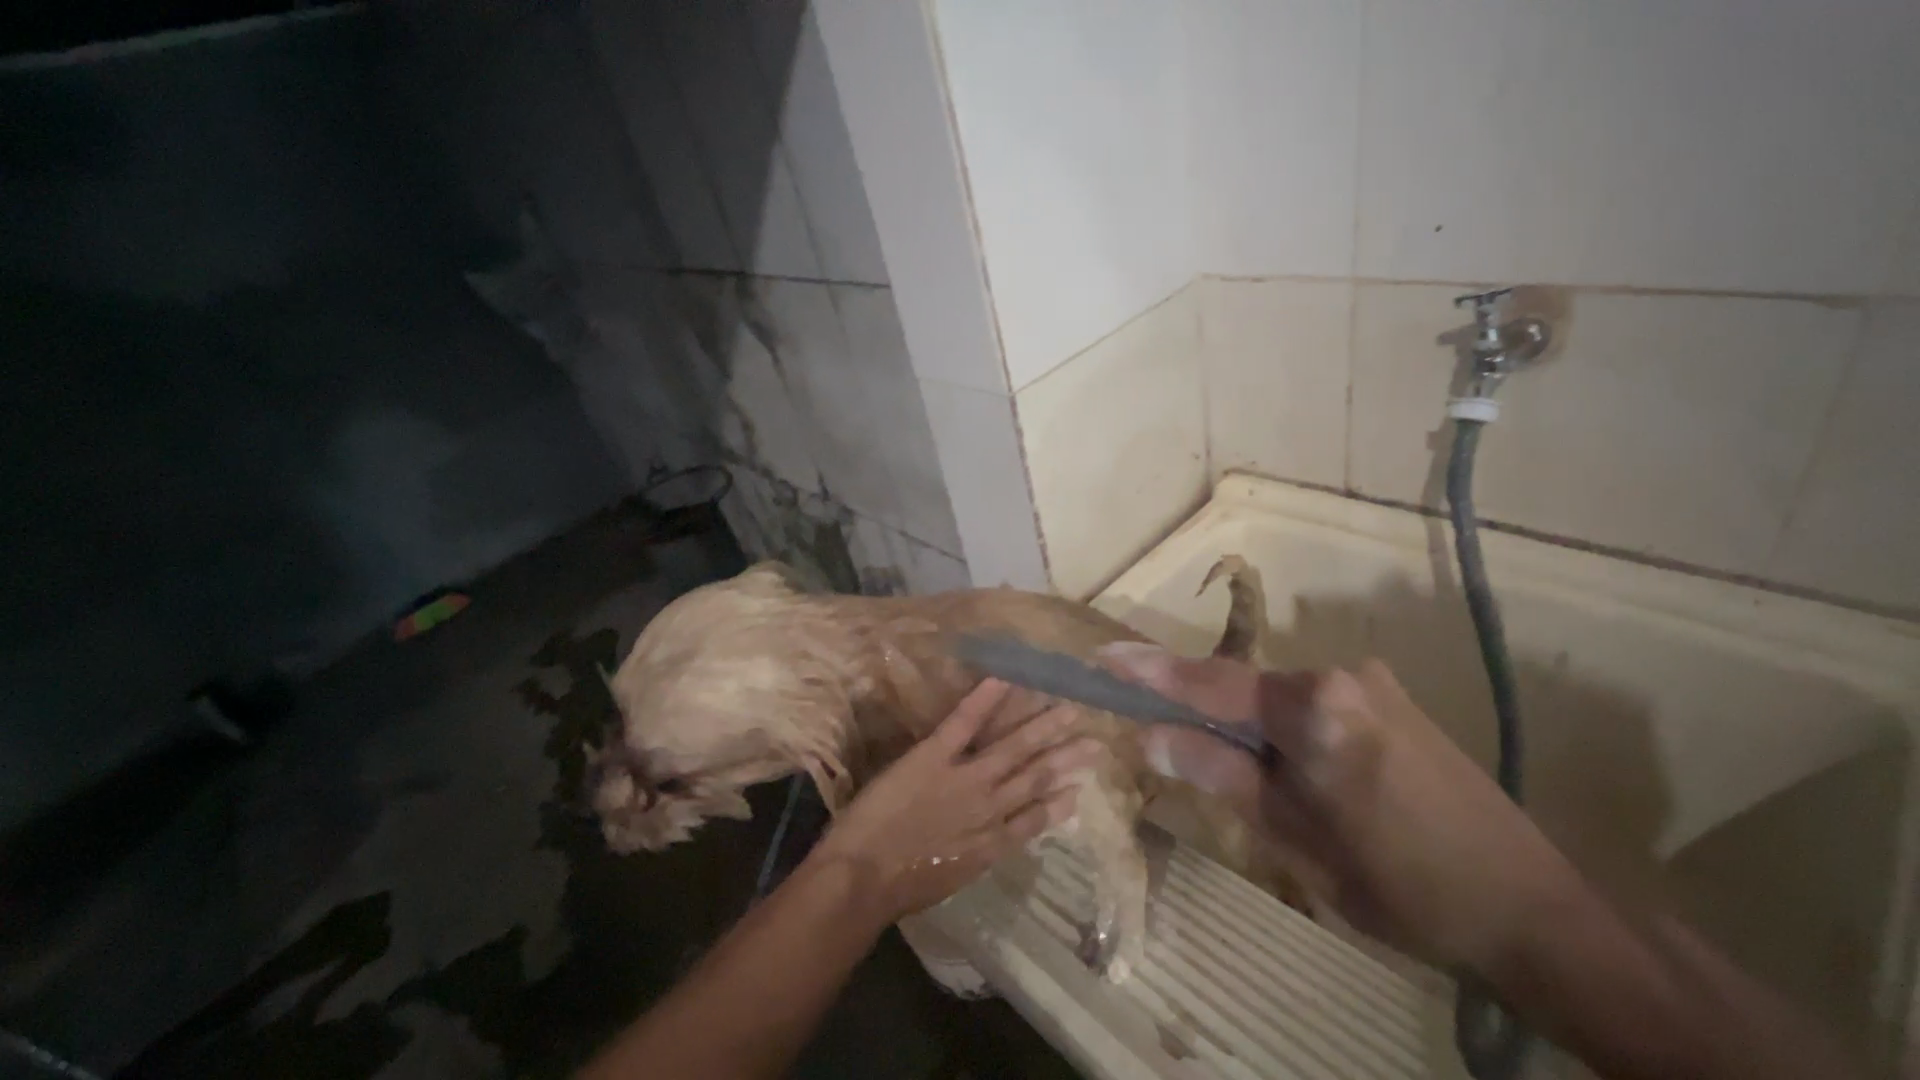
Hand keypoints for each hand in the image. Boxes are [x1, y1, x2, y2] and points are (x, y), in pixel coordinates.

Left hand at [806, 679, 1099, 922]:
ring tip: (1069, 708)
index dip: (1060, 800)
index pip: (1035, 816)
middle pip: (1035, 776)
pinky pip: (963, 723)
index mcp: (991, 841)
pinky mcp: (933, 757)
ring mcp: (964, 778)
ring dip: (1042, 726)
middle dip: (1066, 756)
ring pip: (1012, 747)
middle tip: (1095, 737)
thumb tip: (998, 840)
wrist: (864, 878)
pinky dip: (984, 700)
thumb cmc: (901, 887)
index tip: (1081, 786)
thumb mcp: (952, 879)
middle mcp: (988, 806)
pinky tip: (1004, 679)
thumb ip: (977, 855)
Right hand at [1099, 644, 1584, 974]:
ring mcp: (1375, 686)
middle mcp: (1342, 676)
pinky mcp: (1396, 705)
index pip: (1211, 683)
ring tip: (1258, 798)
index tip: (1104, 655)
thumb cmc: (1401, 884)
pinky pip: (1316, 710)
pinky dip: (1289, 736)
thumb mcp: (1295, 839)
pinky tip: (1306, 788)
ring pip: (1281, 703)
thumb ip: (1222, 777)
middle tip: (1176, 759)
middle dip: (1206, 718)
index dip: (1153, 672)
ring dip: (1252, 735)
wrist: (1531, 909)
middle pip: (1246, 691)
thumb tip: (1154, 737)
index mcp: (1313, 707)